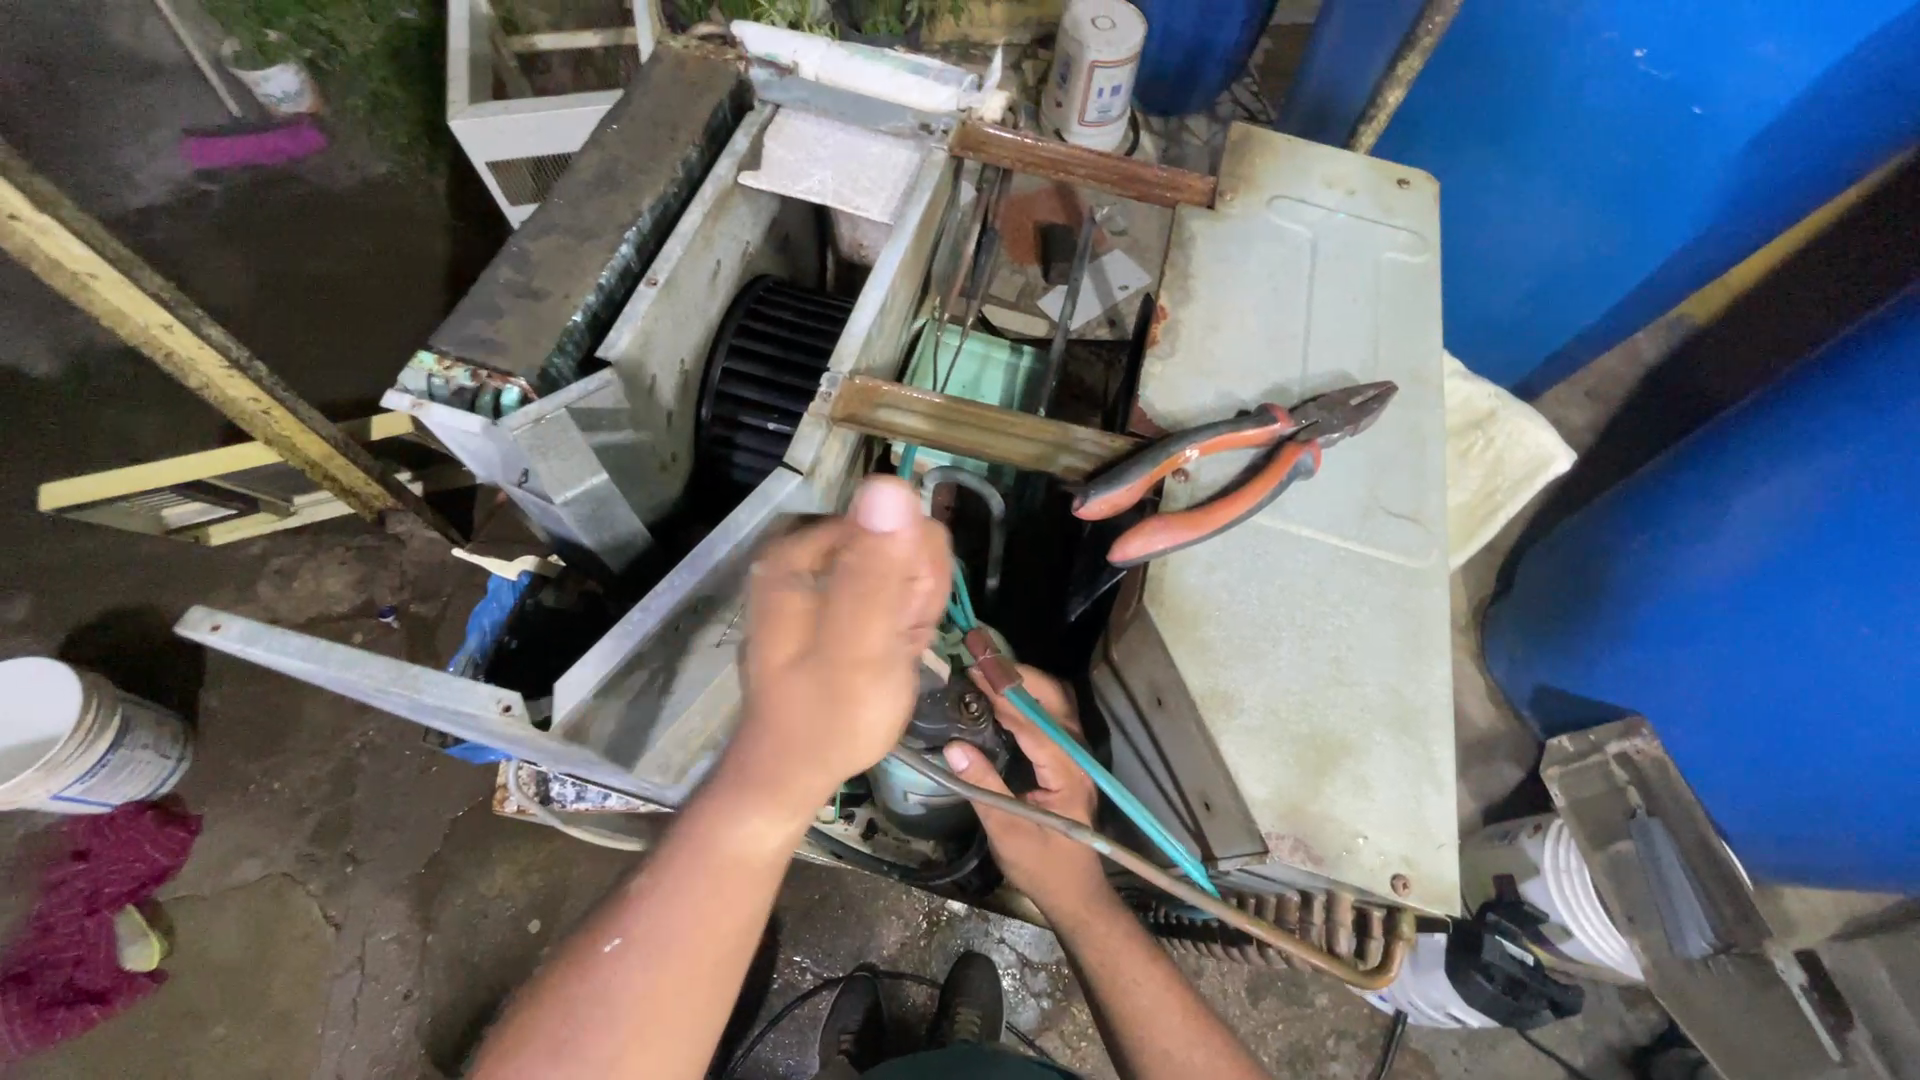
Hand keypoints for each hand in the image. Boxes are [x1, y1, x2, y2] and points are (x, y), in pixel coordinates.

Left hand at [719, 476, 951, 830]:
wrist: (798, 769)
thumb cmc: (826, 718)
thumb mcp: (857, 648)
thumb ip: (876, 571)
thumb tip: (890, 484)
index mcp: (804, 550)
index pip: (901, 523)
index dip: (917, 576)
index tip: (903, 624)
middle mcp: (812, 551)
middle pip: (906, 540)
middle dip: (915, 594)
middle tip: (895, 643)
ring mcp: (829, 574)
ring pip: (910, 565)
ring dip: (914, 610)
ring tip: (892, 651)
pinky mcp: (845, 597)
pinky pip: (899, 589)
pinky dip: (906, 622)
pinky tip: (891, 652)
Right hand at [940, 666, 1109, 913]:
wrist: (1074, 893)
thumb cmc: (1043, 867)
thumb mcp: (1008, 830)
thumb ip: (983, 785)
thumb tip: (953, 746)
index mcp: (1068, 772)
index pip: (1035, 723)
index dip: (1004, 697)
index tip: (975, 673)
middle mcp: (1078, 756)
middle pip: (1054, 701)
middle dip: (1018, 678)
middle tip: (981, 663)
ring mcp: (1075, 756)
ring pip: (1055, 706)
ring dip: (1024, 685)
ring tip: (989, 673)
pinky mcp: (1067, 760)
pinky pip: (1050, 718)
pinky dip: (1027, 702)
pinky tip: (1002, 700)